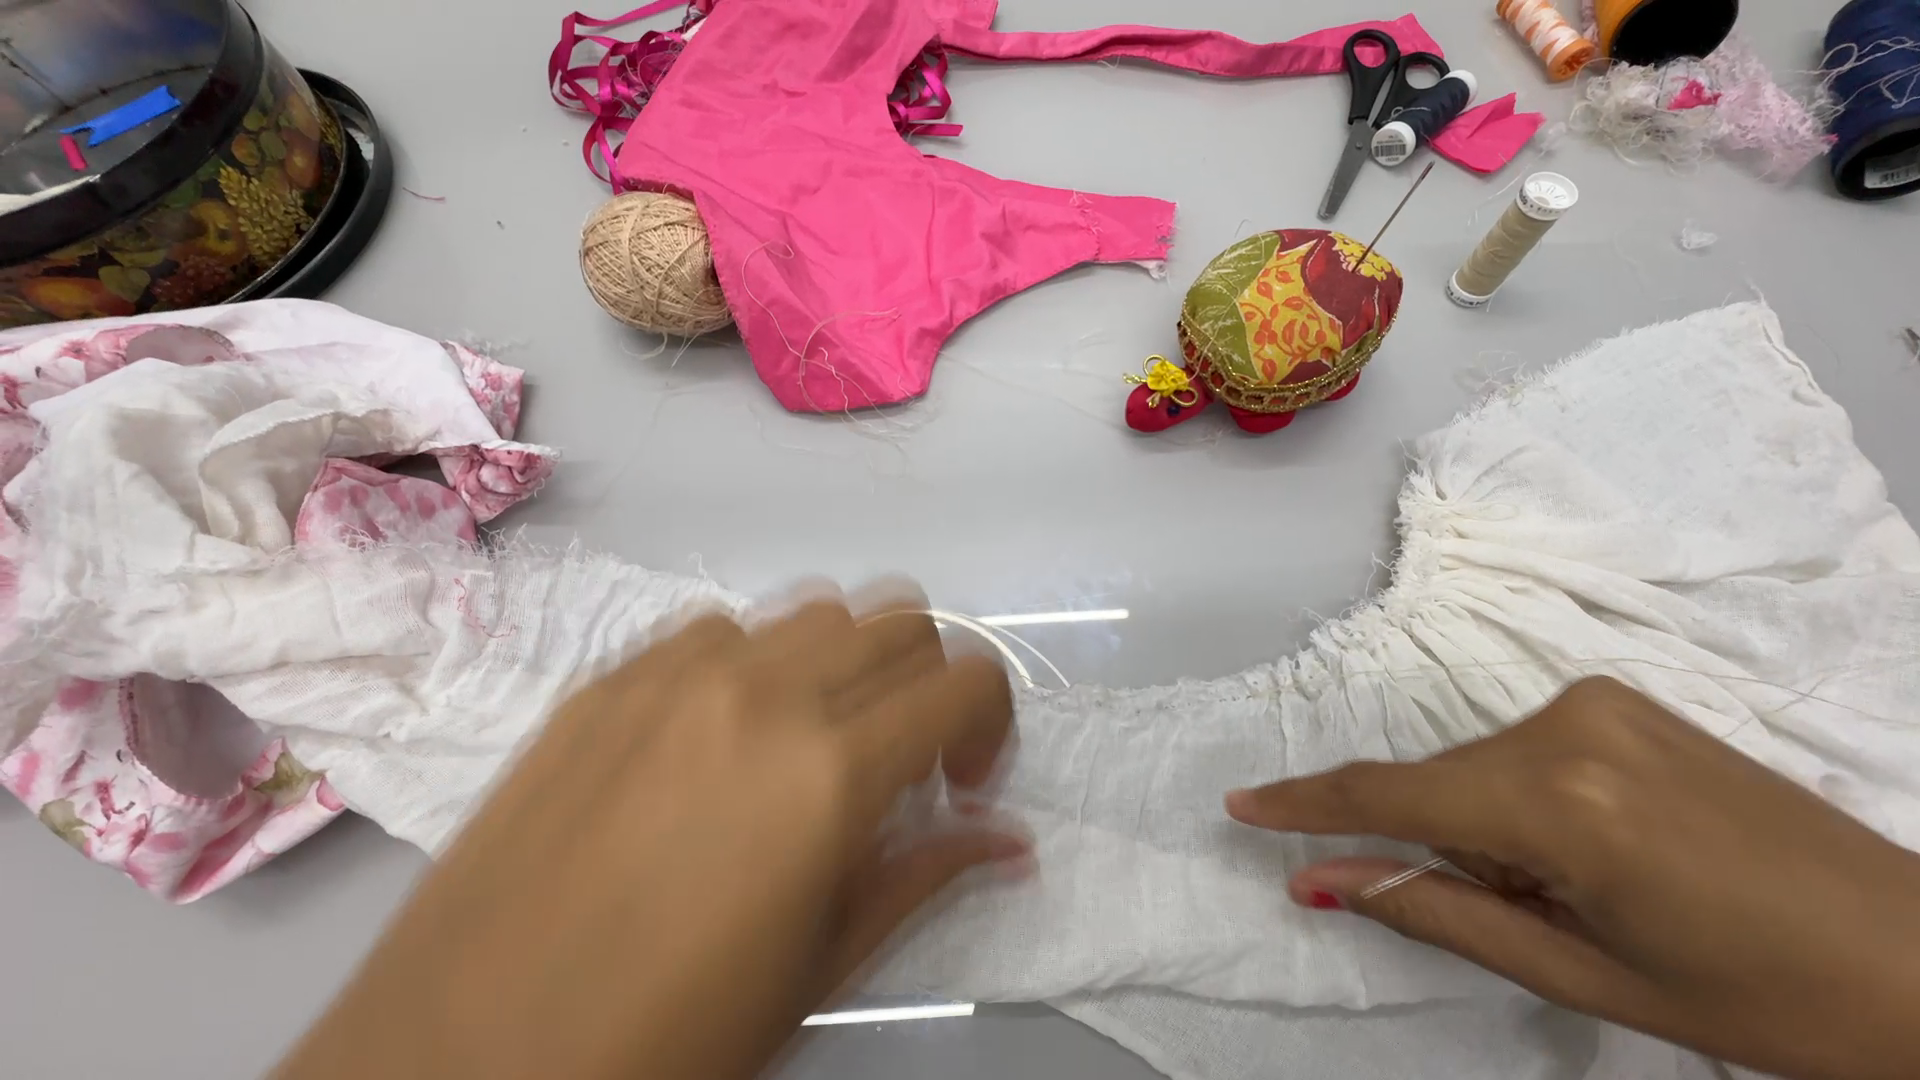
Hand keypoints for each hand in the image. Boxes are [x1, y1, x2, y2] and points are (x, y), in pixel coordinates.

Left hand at [275, 589, 1025, 1079]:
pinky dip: (756, 662)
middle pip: (900, 620)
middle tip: (902, 758)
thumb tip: (1010, 837)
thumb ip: (927, 874)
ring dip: (846, 662)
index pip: (967, 680)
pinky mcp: (607, 679)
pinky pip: (720, 630)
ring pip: (814, 609)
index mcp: (829, 771)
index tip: (962, 784)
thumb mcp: (822, 969)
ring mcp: (675, 673)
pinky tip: (722, 736)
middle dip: (927, 681)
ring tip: (815, 739)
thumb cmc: (669, 1039)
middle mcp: (763, 692)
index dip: (991, 723)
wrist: (462, 1061)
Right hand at [1228, 676, 1919, 1079]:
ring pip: (1474, 765)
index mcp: (1564, 804)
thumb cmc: (1762, 1001)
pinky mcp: (1619, 696)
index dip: (1307, 805)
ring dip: (1484, 822)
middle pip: (1437, 784)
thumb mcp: (1583, 974)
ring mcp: (1598, 700)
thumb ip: (1431, 911)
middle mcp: (1568, 726)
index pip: (1391, 796)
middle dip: (1440, 843)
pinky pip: (1518, 746)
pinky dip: (1518, 796)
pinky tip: (1599, 840)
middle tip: (1528, 912)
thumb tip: (1317, 882)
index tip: (1239, 804)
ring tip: (1578, 883)